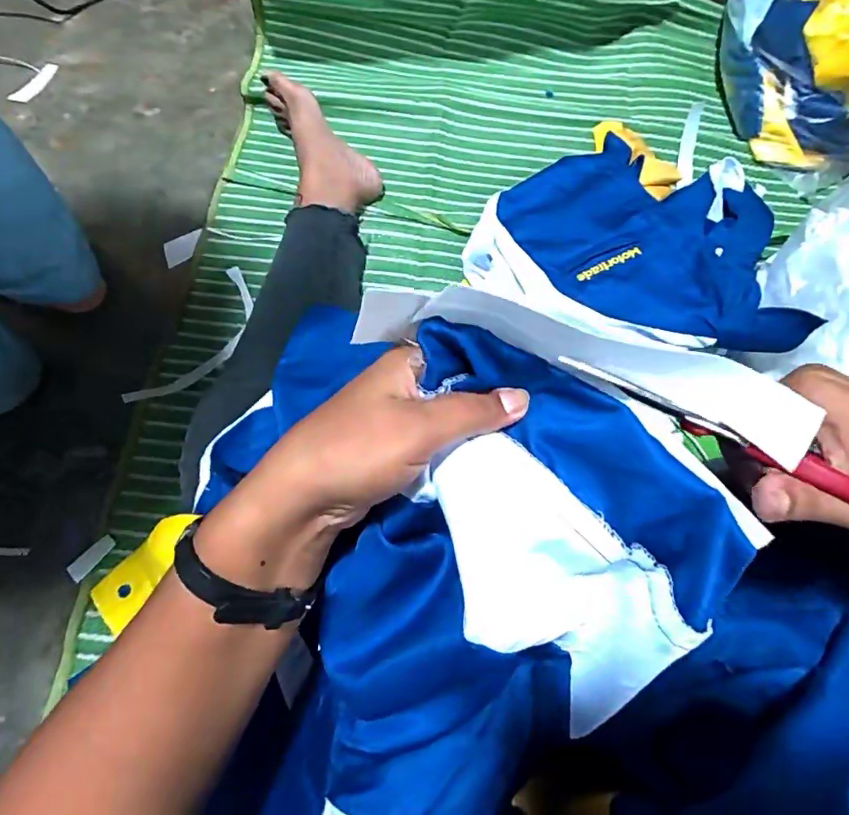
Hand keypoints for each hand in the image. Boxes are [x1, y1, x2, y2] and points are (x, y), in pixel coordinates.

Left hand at [194, 346, 529, 589]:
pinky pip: (438, 442)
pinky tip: (494, 454)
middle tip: (545, 406)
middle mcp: (403, 381)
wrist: (303, 500)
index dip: (499, 360)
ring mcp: (399, 416)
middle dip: (495, 397)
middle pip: (459, 383)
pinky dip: (460, 448)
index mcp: (406, 361)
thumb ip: (473, 410)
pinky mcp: (396, 449)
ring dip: (479, 426)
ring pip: (450, 416)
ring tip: (532, 431)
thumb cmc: (360, 448)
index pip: (462, 348)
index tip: (542, 373)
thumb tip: (522, 396)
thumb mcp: (422, 426)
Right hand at [745, 365, 848, 548]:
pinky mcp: (831, 408)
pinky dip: (792, 457)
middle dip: (760, 462)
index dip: (742, 455)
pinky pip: (788, 429)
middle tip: (788, 498)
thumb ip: (801, 498)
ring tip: (808, 491)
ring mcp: (820, 391)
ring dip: (777, 463)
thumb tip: (754, 498)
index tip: (759, 490)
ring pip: (768, 429)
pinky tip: (816, 480)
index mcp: (807, 387)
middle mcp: (806, 379)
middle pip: (752, 422)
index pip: (741, 416)